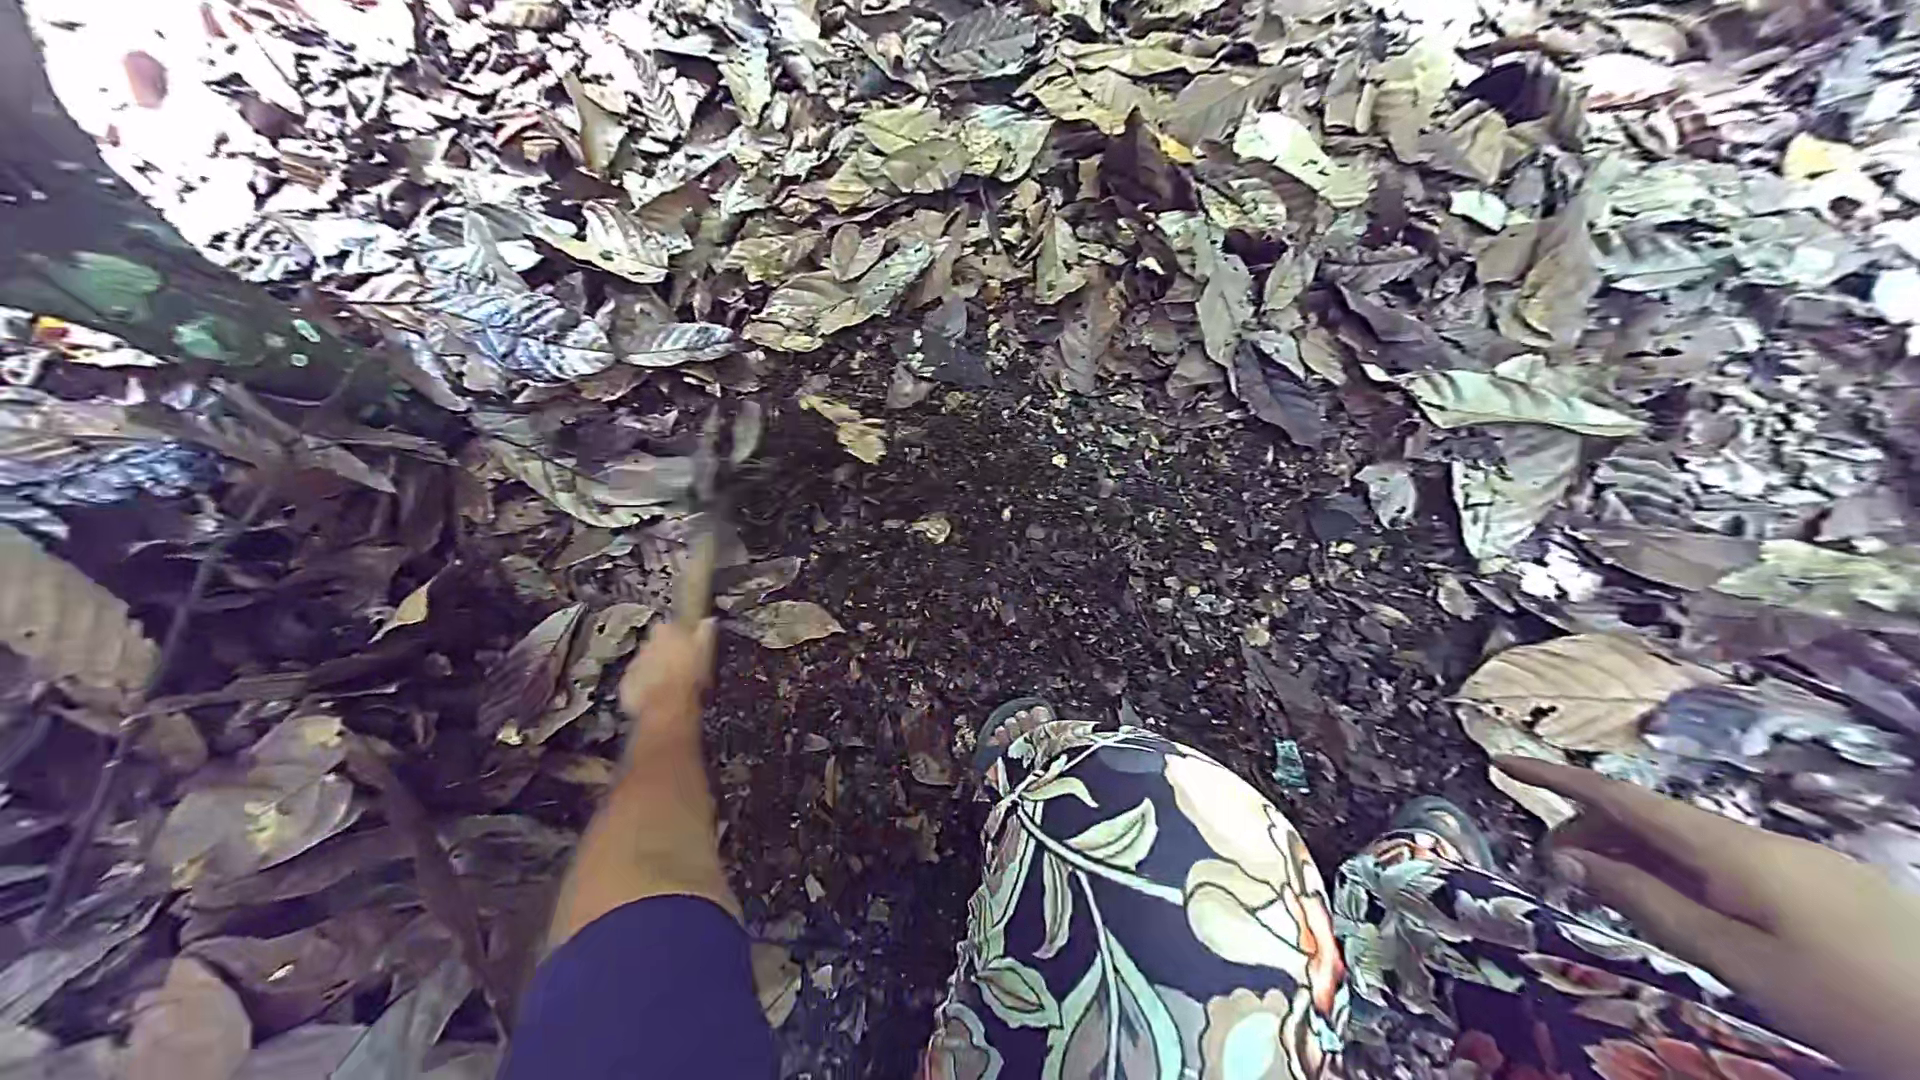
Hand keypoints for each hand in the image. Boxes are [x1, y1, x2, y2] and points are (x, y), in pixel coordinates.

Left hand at [616, 617, 715, 724]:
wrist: (667, 708)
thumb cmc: (692, 676)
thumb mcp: (707, 650)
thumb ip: (707, 631)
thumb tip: (708, 620)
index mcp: (665, 630)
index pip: (669, 624)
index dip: (678, 633)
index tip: (686, 642)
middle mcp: (645, 643)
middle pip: (654, 642)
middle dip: (663, 650)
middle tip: (678, 663)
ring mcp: (633, 664)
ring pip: (644, 661)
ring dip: (653, 667)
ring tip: (668, 681)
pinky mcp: (625, 684)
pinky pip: (636, 680)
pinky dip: (644, 684)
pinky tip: (656, 694)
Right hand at [1497, 757, 1919, 1077]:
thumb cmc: (1859, 1006)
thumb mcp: (1734, 962)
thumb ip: (1642, 901)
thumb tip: (1565, 857)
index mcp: (1734, 850)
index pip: (1622, 797)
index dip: (1556, 777)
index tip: (1502, 763)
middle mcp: (1764, 844)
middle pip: (1653, 819)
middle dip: (1592, 833)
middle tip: (1557, 871)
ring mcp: (1804, 867)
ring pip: (1689, 846)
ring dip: (1634, 860)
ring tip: (1609, 896)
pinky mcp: (1831, 894)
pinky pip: (1726, 869)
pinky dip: (1678, 878)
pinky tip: (1675, 910)